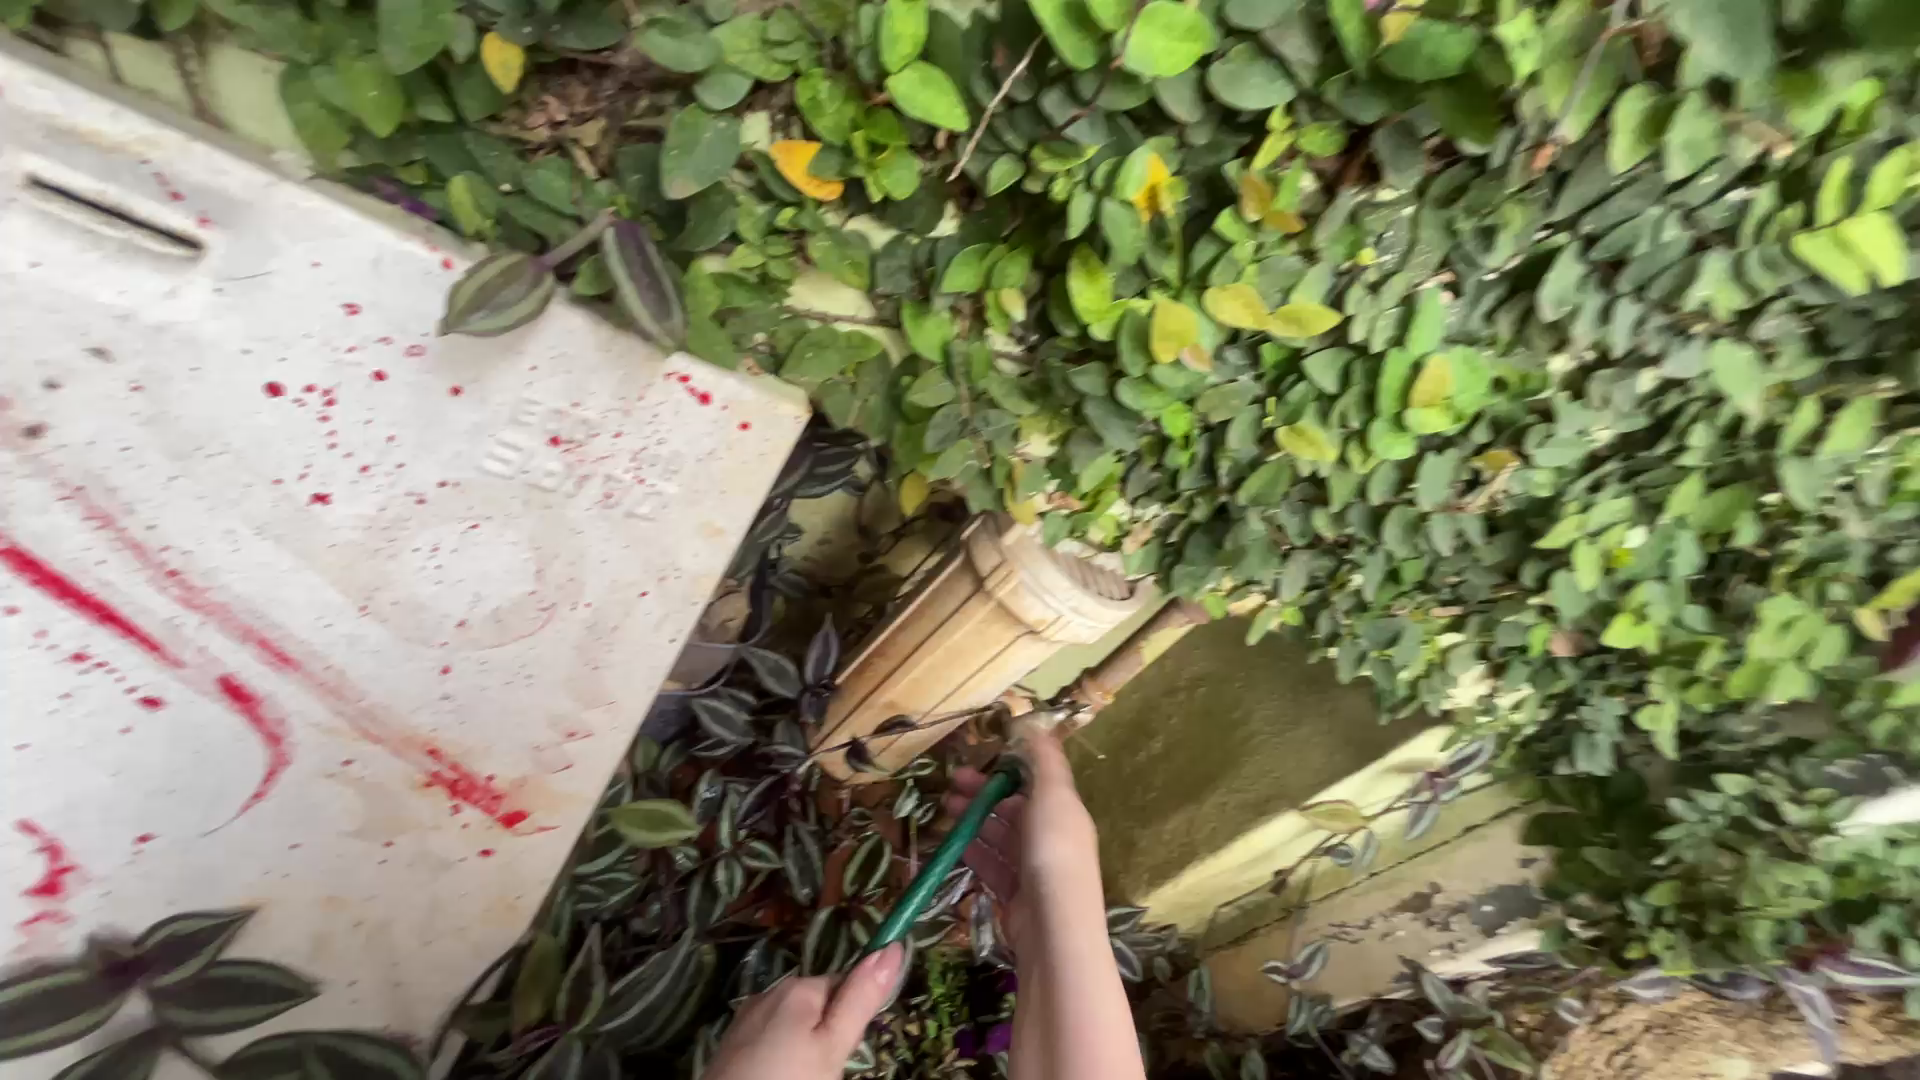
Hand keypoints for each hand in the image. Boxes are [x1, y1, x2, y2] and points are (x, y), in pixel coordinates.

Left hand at [702, 943, 904, 1079]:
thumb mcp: (833, 1048)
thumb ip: (861, 999)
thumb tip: (893, 946)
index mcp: (799, 987)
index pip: (843, 985)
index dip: (850, 1019)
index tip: (846, 1051)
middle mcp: (772, 990)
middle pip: (817, 1004)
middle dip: (826, 1033)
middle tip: (824, 1071)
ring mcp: (747, 1016)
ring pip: (791, 1023)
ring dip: (800, 1046)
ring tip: (800, 1076)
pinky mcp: (731, 1042)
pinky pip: (768, 1038)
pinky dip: (776, 1056)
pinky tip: (776, 1077)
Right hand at [941, 726, 1101, 955]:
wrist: (1053, 927)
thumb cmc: (1054, 850)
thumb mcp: (1054, 794)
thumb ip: (1044, 759)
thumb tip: (1037, 725)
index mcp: (1063, 810)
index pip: (1033, 783)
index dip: (1005, 769)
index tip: (976, 760)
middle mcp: (1050, 837)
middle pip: (1012, 808)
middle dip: (982, 794)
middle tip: (949, 786)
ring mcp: (1032, 868)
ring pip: (998, 835)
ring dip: (973, 819)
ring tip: (944, 809)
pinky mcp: (1014, 895)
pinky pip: (990, 865)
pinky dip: (973, 850)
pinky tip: (952, 843)